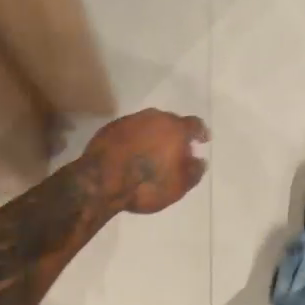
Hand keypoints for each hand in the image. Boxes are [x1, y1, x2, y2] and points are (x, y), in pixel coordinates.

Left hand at [83, 109, 209, 214]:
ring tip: (153, 152)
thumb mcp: (177, 187)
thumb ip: (193, 172)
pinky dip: (136, 139)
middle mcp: (155, 117)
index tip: (203, 139)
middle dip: (176, 134)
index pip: (194, 124)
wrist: (102, 179)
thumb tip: (201, 161)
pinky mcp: (113, 126)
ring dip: (154, 135)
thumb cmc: (146, 184)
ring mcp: (132, 119)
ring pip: (150, 124)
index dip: (200, 132)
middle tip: (177, 150)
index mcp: (175, 129)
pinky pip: (131, 130)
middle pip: (171, 122)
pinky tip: (132, 152)